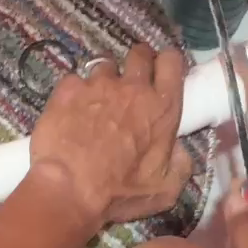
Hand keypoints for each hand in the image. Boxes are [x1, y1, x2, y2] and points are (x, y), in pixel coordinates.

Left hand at [29, 44, 191, 224]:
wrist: (69, 190)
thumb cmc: (119, 193)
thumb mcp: (165, 190)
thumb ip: (180, 165)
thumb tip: (180, 150)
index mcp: (162, 108)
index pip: (173, 62)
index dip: (168, 63)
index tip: (162, 73)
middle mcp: (132, 87)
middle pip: (140, 54)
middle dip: (138, 63)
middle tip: (131, 84)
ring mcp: (98, 85)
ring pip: (106, 65)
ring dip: (105, 79)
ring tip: (97, 101)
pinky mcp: (68, 89)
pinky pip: (74, 80)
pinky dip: (75, 92)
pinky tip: (71, 110)